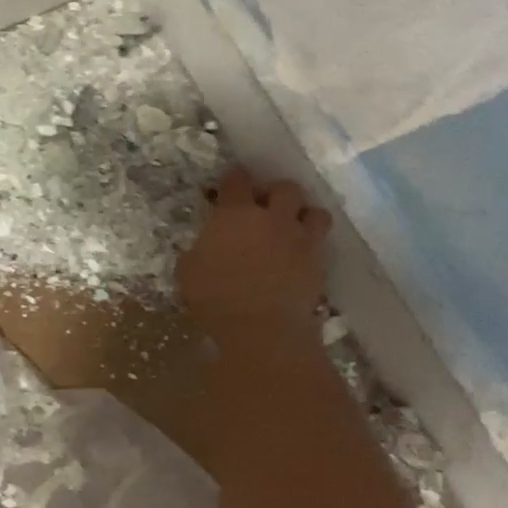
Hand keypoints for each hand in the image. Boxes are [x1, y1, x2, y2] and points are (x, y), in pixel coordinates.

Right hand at [177, 167, 332, 352]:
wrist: (261, 326)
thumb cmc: (213, 296)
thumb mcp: (188, 269)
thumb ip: (199, 248)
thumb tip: (204, 244)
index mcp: (234, 215)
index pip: (237, 181)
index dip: (231, 180)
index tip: (223, 189)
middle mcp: (272, 217)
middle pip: (284, 188)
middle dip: (272, 193)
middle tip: (260, 207)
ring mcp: (301, 238)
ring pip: (314, 211)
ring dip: (301, 214)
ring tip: (288, 227)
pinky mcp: (318, 261)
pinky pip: (320, 241)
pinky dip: (309, 242)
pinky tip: (295, 254)